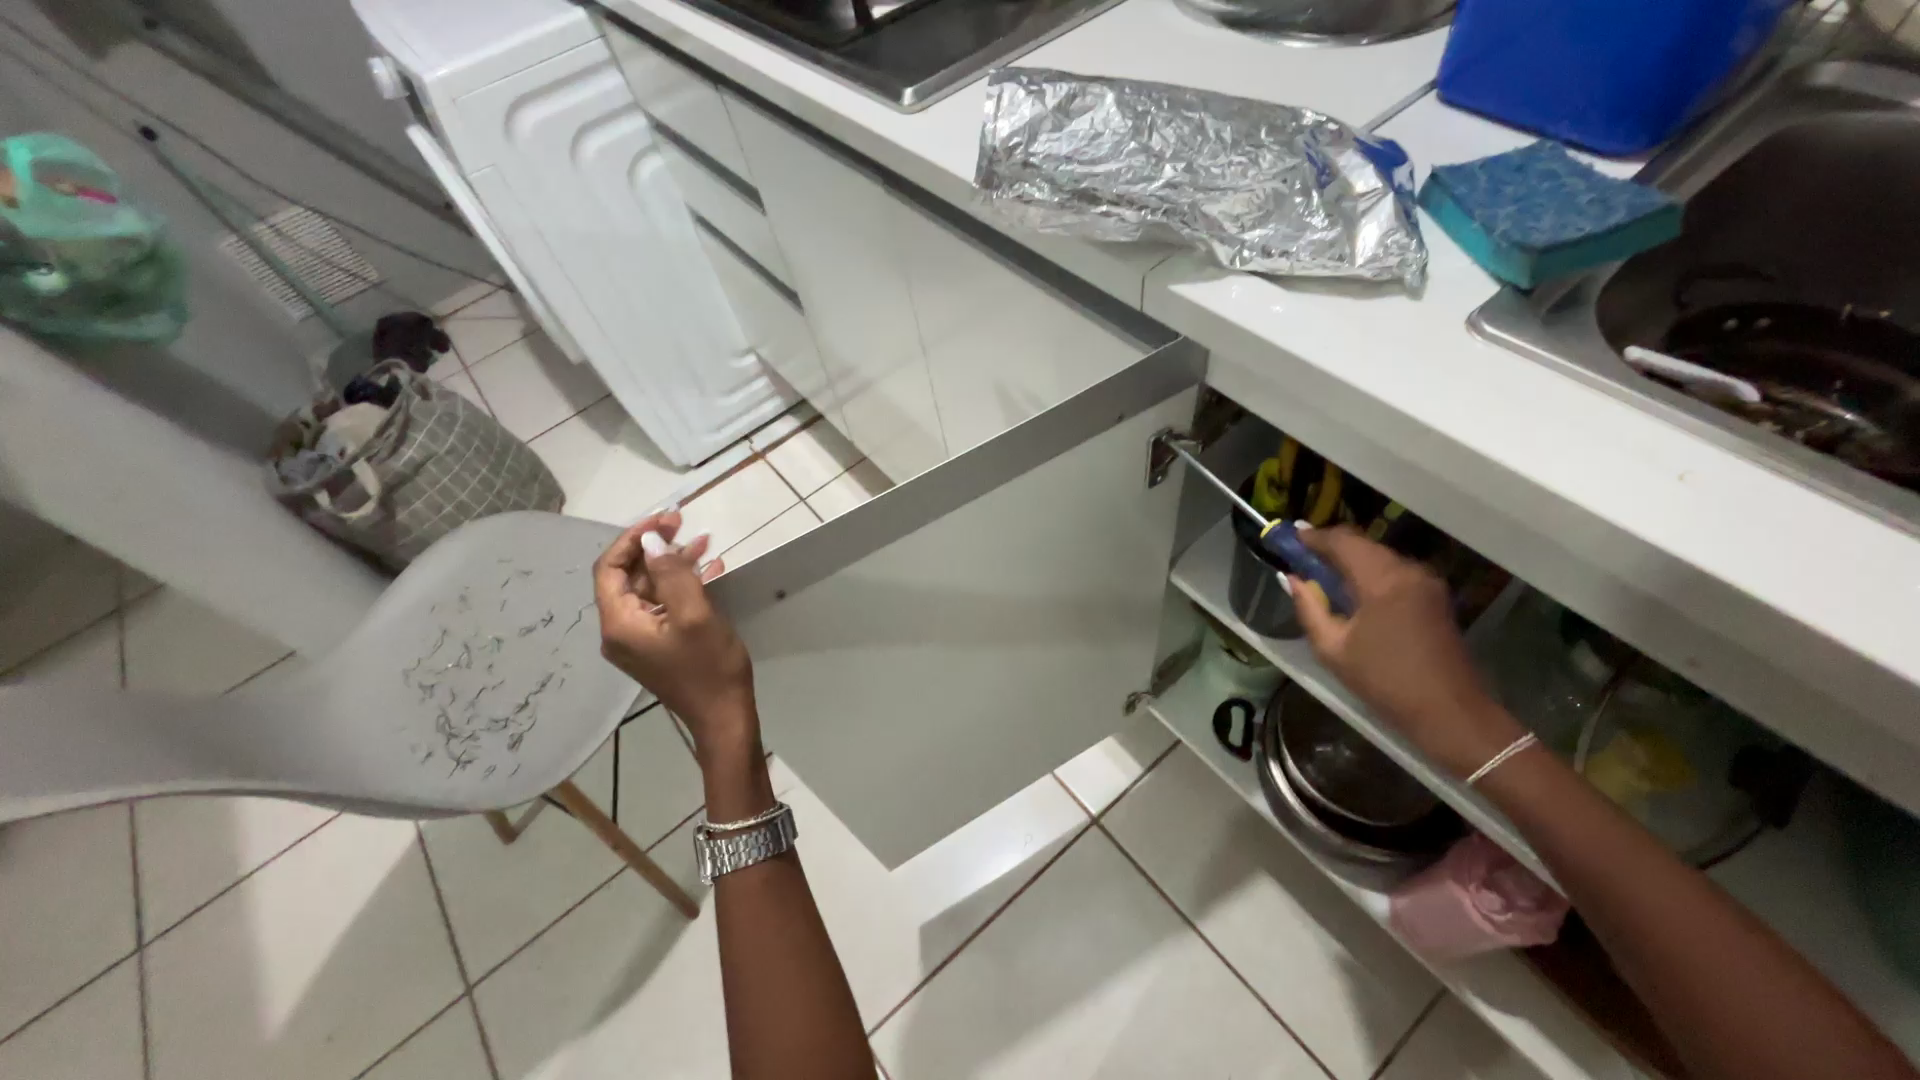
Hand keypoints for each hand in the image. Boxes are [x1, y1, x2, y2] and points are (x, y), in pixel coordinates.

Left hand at [594, 512, 756, 757]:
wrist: (724, 717)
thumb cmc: (709, 666)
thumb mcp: (695, 614)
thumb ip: (671, 574)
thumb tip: (653, 541)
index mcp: (619, 623)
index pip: (609, 568)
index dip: (633, 539)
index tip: (664, 520)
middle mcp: (619, 631)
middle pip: (626, 576)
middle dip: (654, 548)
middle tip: (683, 525)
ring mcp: (637, 640)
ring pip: (647, 589)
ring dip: (671, 564)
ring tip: (703, 543)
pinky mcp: (656, 646)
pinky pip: (661, 606)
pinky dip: (680, 586)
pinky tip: (708, 571)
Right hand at [1291, 526, 1523, 778]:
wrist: (1449, 710)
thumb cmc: (1385, 681)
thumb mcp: (1333, 649)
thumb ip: (1309, 608)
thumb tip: (1294, 579)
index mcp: (1382, 580)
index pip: (1342, 541)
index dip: (1313, 536)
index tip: (1289, 539)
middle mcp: (1408, 570)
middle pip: (1362, 544)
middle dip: (1330, 547)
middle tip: (1302, 557)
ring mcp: (1426, 581)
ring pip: (1379, 556)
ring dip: (1351, 559)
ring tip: (1323, 575)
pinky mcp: (1434, 595)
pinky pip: (1394, 571)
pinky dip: (1369, 572)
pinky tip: (1353, 591)